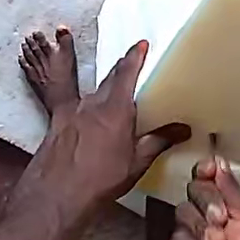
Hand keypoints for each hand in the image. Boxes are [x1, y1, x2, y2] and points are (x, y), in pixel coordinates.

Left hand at [9, 39, 189, 229]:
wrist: (57, 195)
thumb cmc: (100, 181)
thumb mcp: (136, 163)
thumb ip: (160, 141)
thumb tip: (184, 129)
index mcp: (116, 109)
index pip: (127, 74)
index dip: (135, 57)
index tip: (141, 44)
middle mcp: (93, 104)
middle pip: (109, 78)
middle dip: (120, 68)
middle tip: (129, 61)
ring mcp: (71, 111)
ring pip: (89, 87)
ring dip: (99, 80)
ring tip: (106, 78)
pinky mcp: (56, 121)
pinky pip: (62, 95)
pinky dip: (68, 88)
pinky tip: (67, 90)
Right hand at [165, 156, 239, 239]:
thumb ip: (230, 190)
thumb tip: (216, 159)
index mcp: (225, 206)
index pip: (206, 178)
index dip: (205, 173)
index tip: (208, 172)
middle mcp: (204, 217)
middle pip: (192, 191)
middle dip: (208, 204)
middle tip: (222, 221)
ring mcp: (188, 237)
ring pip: (182, 214)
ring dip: (204, 230)